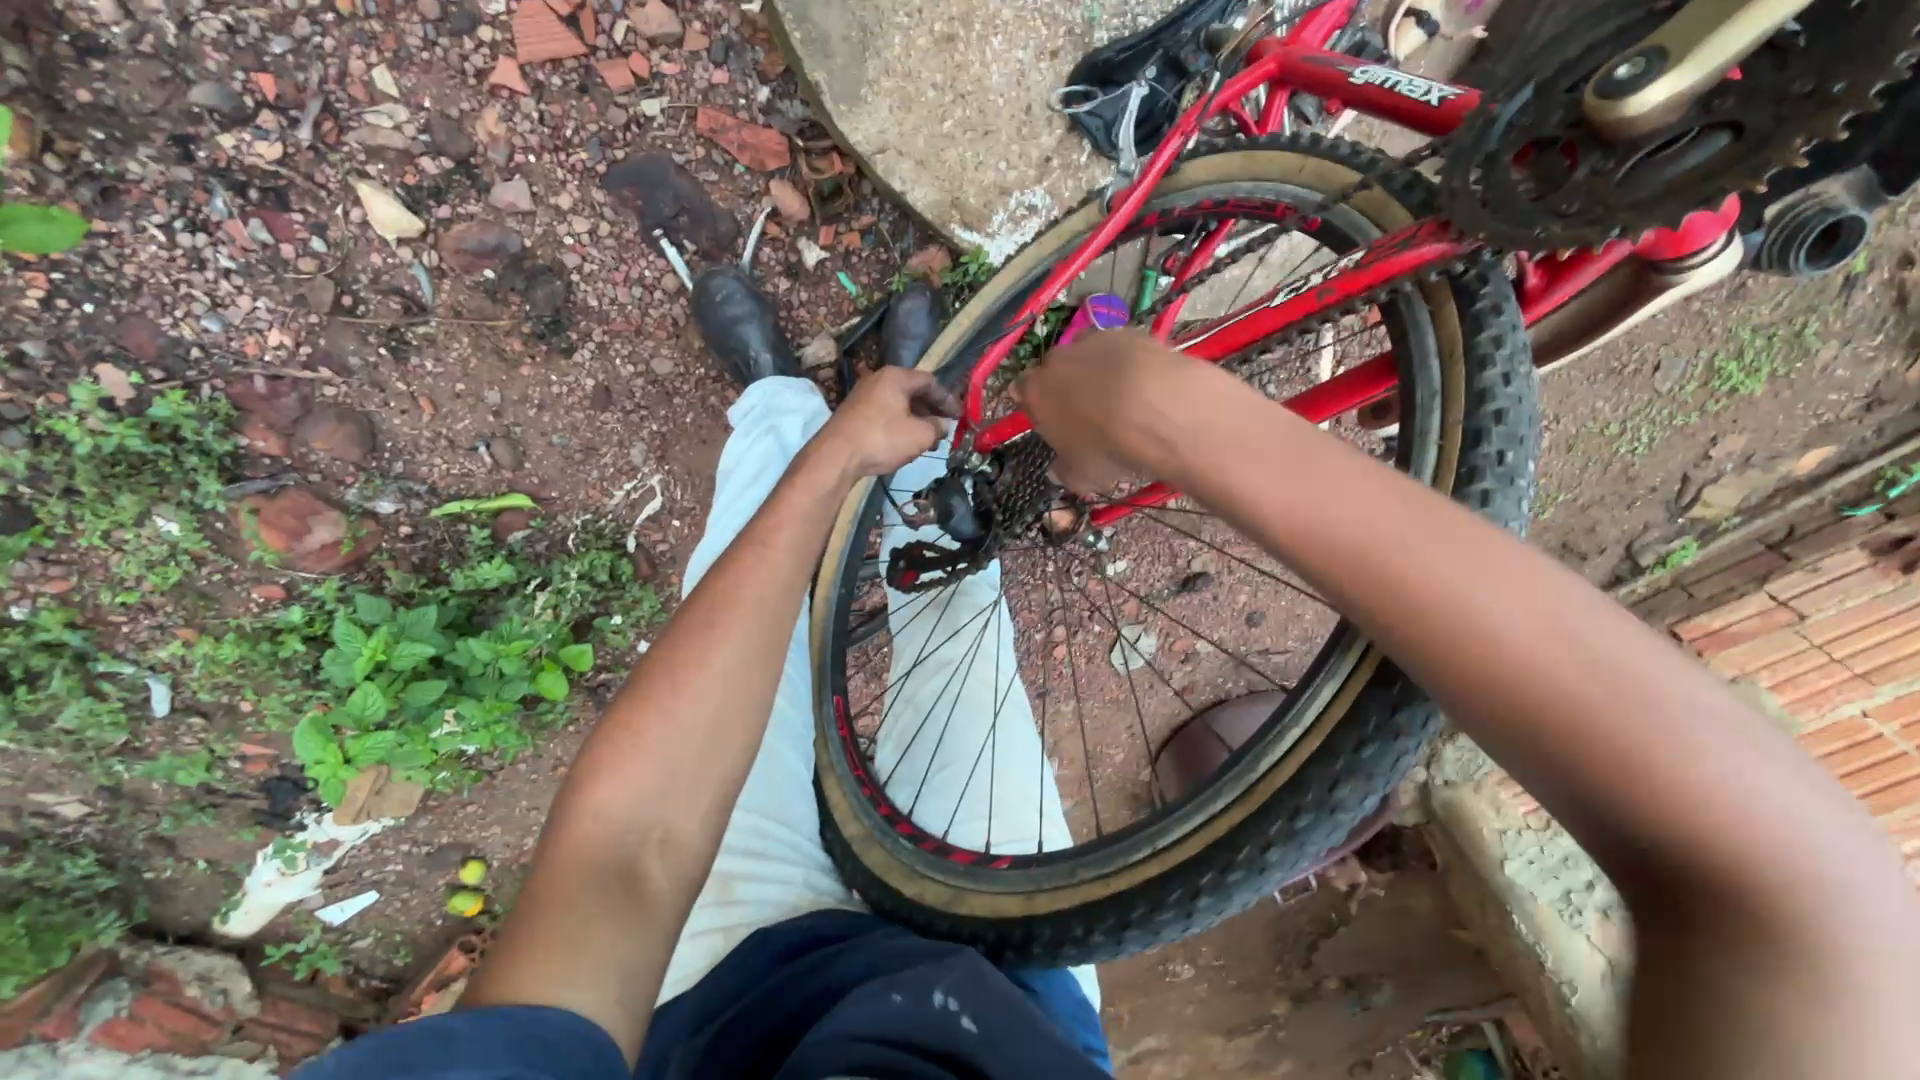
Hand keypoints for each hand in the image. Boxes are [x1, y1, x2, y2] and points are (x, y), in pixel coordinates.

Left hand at [811, 366, 958, 478]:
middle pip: (913, 391)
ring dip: (916, 419)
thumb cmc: (882, 439)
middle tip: (944, 428)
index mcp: (896, 376)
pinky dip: (899, 424)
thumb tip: (943, 424)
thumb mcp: (919, 435)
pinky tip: (905, 442)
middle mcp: (878, 379)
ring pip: (898, 403)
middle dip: (931, 410)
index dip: (947, 399)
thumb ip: (937, 427)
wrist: (836, 455)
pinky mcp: (854, 412)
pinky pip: (885, 413)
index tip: (958, 416)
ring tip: (928, 439)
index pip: (930, 381)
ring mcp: (863, 395)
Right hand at [1013, 329, 1213, 493]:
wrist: (1157, 409)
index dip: (1037, 405)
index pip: (1022, 390)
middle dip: (1067, 386)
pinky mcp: (1129, 332)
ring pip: (1089, 355)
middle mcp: (1058, 359)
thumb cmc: (1106, 446)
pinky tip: (1146, 383)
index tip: (1050, 419)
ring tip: (1122, 398)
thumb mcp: (1081, 474)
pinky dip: (1129, 363)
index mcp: (1036, 391)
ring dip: (1098, 371)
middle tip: (1088, 412)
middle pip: (1056, 370)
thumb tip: (1057, 471)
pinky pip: (1122, 349)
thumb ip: (1064, 471)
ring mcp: (1094, 340)